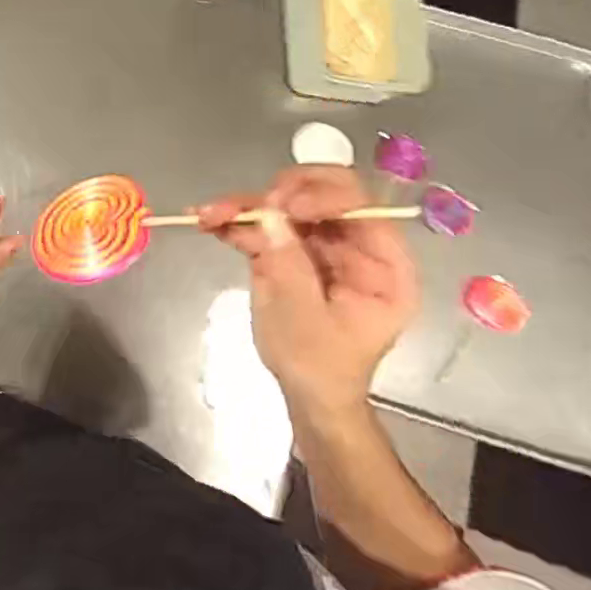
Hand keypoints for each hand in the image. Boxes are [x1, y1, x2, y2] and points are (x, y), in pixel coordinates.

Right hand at [199, 167, 417, 416]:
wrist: (307, 394)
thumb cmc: (319, 365)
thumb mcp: (305, 320)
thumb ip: (288, 265)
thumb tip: (267, 216)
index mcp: (382, 263)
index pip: (361, 209)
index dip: (322, 197)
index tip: (281, 206)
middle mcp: (354, 245)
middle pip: (321, 197)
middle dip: (279, 195)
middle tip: (244, 207)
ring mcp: (319, 246)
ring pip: (286, 207)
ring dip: (246, 206)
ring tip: (208, 213)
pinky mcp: (288, 252)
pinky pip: (264, 227)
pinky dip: (235, 222)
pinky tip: (208, 221)